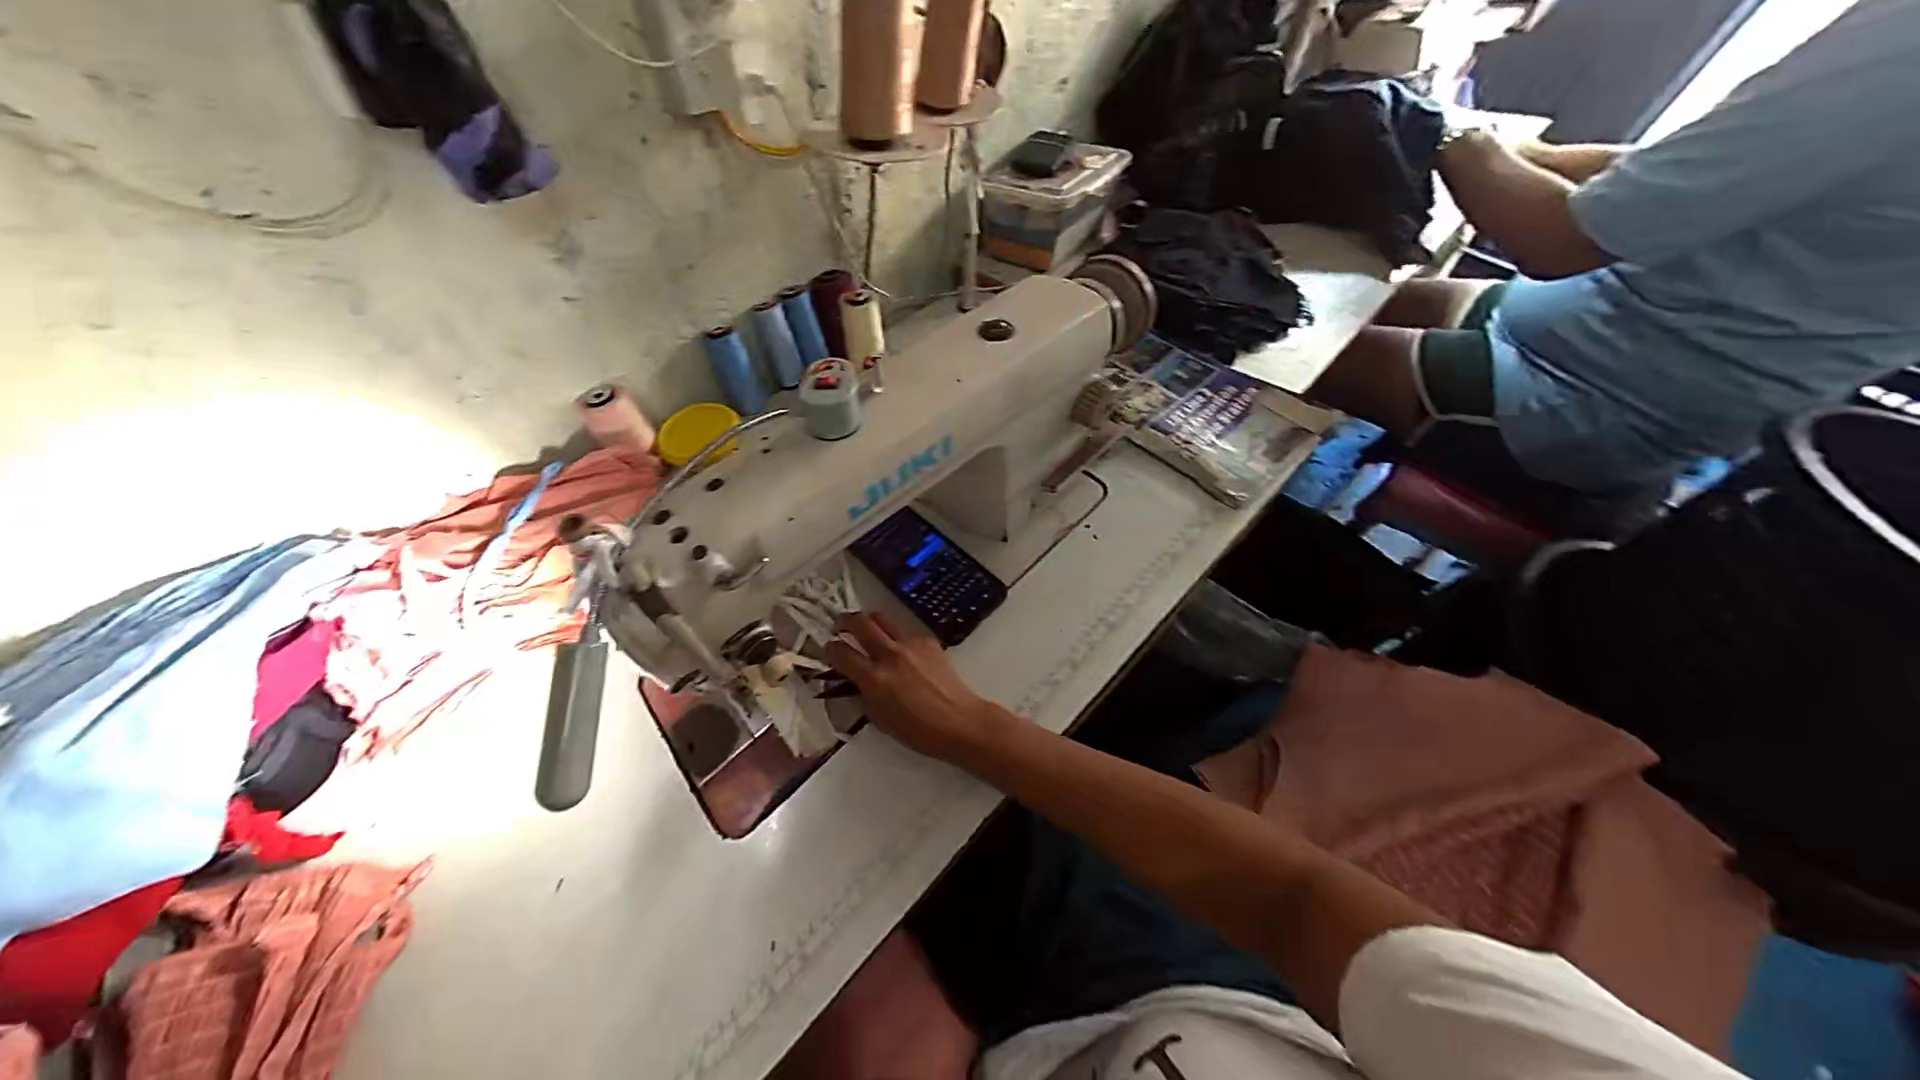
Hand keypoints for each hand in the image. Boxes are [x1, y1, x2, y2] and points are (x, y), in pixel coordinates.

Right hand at [825, 612, 1008, 761]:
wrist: (959, 721)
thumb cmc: (918, 731)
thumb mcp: (880, 718)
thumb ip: (864, 693)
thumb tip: (856, 679)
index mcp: (874, 678)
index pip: (841, 652)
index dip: (830, 649)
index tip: (829, 649)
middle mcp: (890, 655)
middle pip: (859, 622)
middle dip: (844, 621)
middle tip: (839, 627)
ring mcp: (910, 645)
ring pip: (883, 619)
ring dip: (869, 622)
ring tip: (867, 631)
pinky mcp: (928, 641)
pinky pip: (905, 634)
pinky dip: (897, 640)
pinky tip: (904, 656)